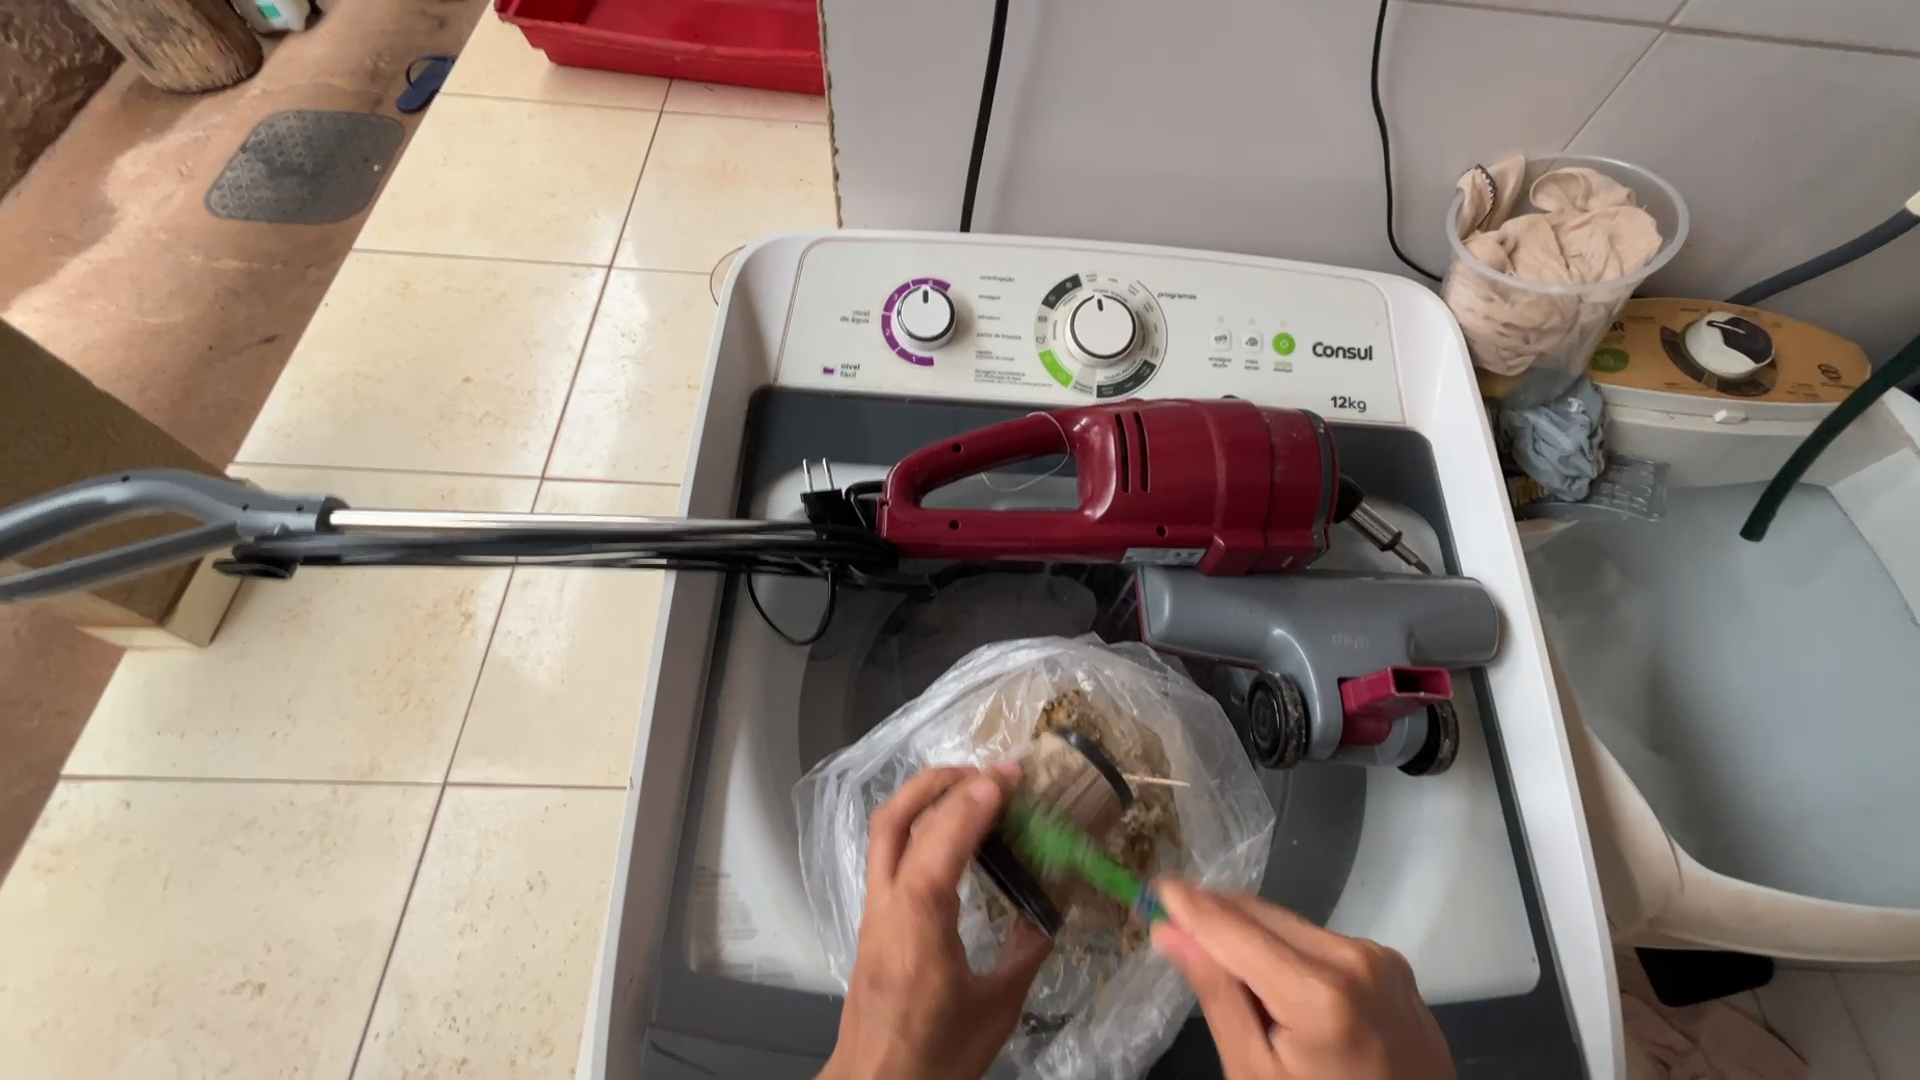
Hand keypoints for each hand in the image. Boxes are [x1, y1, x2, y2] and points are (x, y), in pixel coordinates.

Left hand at [821, 765, 1053, 1079]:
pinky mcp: (871, 917)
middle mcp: (887, 903)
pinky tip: (946, 830)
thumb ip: (1024, 954)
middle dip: (939, 782)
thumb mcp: (996, 1009)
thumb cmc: (936, 1056)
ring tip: (965, 785)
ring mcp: (873, 907)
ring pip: (884, 830)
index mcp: (919, 922)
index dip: (974, 801)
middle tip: (985, 772)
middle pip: (896, 819)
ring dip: (921, 795)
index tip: (1007, 776)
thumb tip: (1048, 913)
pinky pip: (887, 851)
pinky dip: (915, 823)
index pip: (941, 840)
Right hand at [1151, 881, 1452, 1079]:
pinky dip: (1286, 947)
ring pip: (1288, 923)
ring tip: (1225, 964)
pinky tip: (1273, 979)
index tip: (1155, 887)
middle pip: (1259, 915)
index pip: (1231, 928)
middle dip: (1214, 915)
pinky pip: (1319, 939)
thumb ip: (1216, 995)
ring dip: (1249, 931)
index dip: (1189, 905)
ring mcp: (1380, 959)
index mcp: (1318, 995)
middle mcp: (1354, 959)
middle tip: (1173, 921)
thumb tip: (1167, 930)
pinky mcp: (1392, 964)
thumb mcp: (1256, 1074)